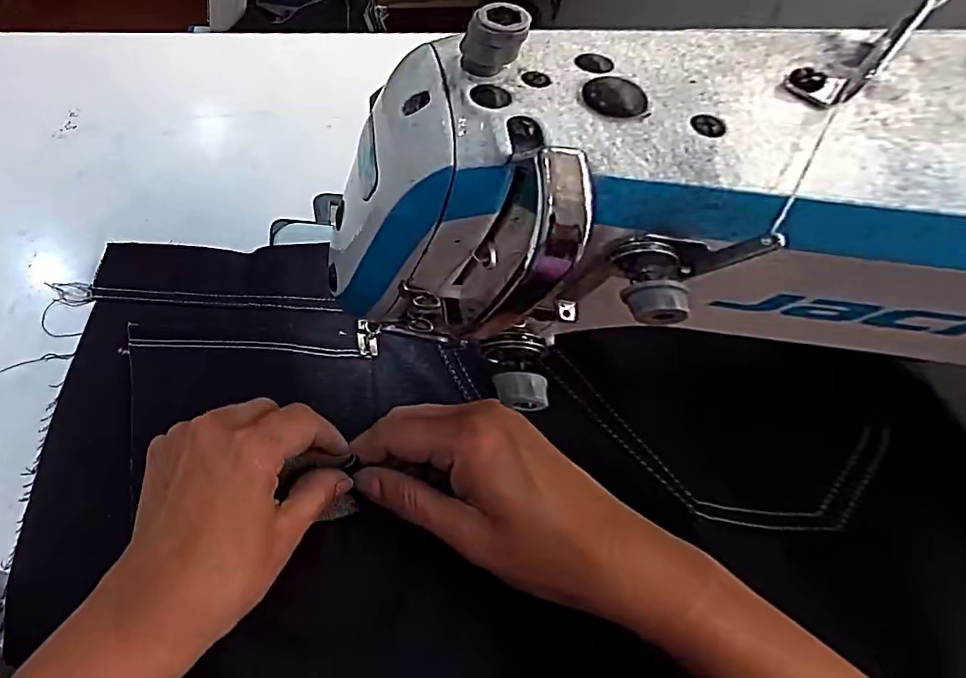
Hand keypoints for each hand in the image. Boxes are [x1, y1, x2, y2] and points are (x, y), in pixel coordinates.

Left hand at [18, 400, 351, 677]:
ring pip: (233, 414)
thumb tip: (338, 475)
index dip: (326, 432)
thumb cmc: (226, 576)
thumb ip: (315, 494)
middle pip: (267, 409)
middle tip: (305, 463)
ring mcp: (184, 434)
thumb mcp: (282, 536)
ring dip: (255, 432)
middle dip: (290, 430)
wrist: (155, 603)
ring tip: (263, 471)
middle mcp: (215, 427)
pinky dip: (220, 442)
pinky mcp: (162, 447)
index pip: (300, 418)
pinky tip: (224, 476)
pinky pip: (203, 429)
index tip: (337, 453)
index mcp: (250, 446)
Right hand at [350, 401, 701, 627]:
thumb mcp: (469, 534)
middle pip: (411, 416)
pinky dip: (436, 444)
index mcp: (468, 434)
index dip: (365, 449)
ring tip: (403, 486)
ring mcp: (498, 414)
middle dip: (384, 445)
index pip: (395, 428)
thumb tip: (369, 480)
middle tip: (370, 482)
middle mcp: (480, 412)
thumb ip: (411, 500)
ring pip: (432, 418)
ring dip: (410, 445)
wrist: (618, 554)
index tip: (347, 471)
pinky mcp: (510, 424)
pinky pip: (456, 423)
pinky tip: (437, 476)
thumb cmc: (547, 551)